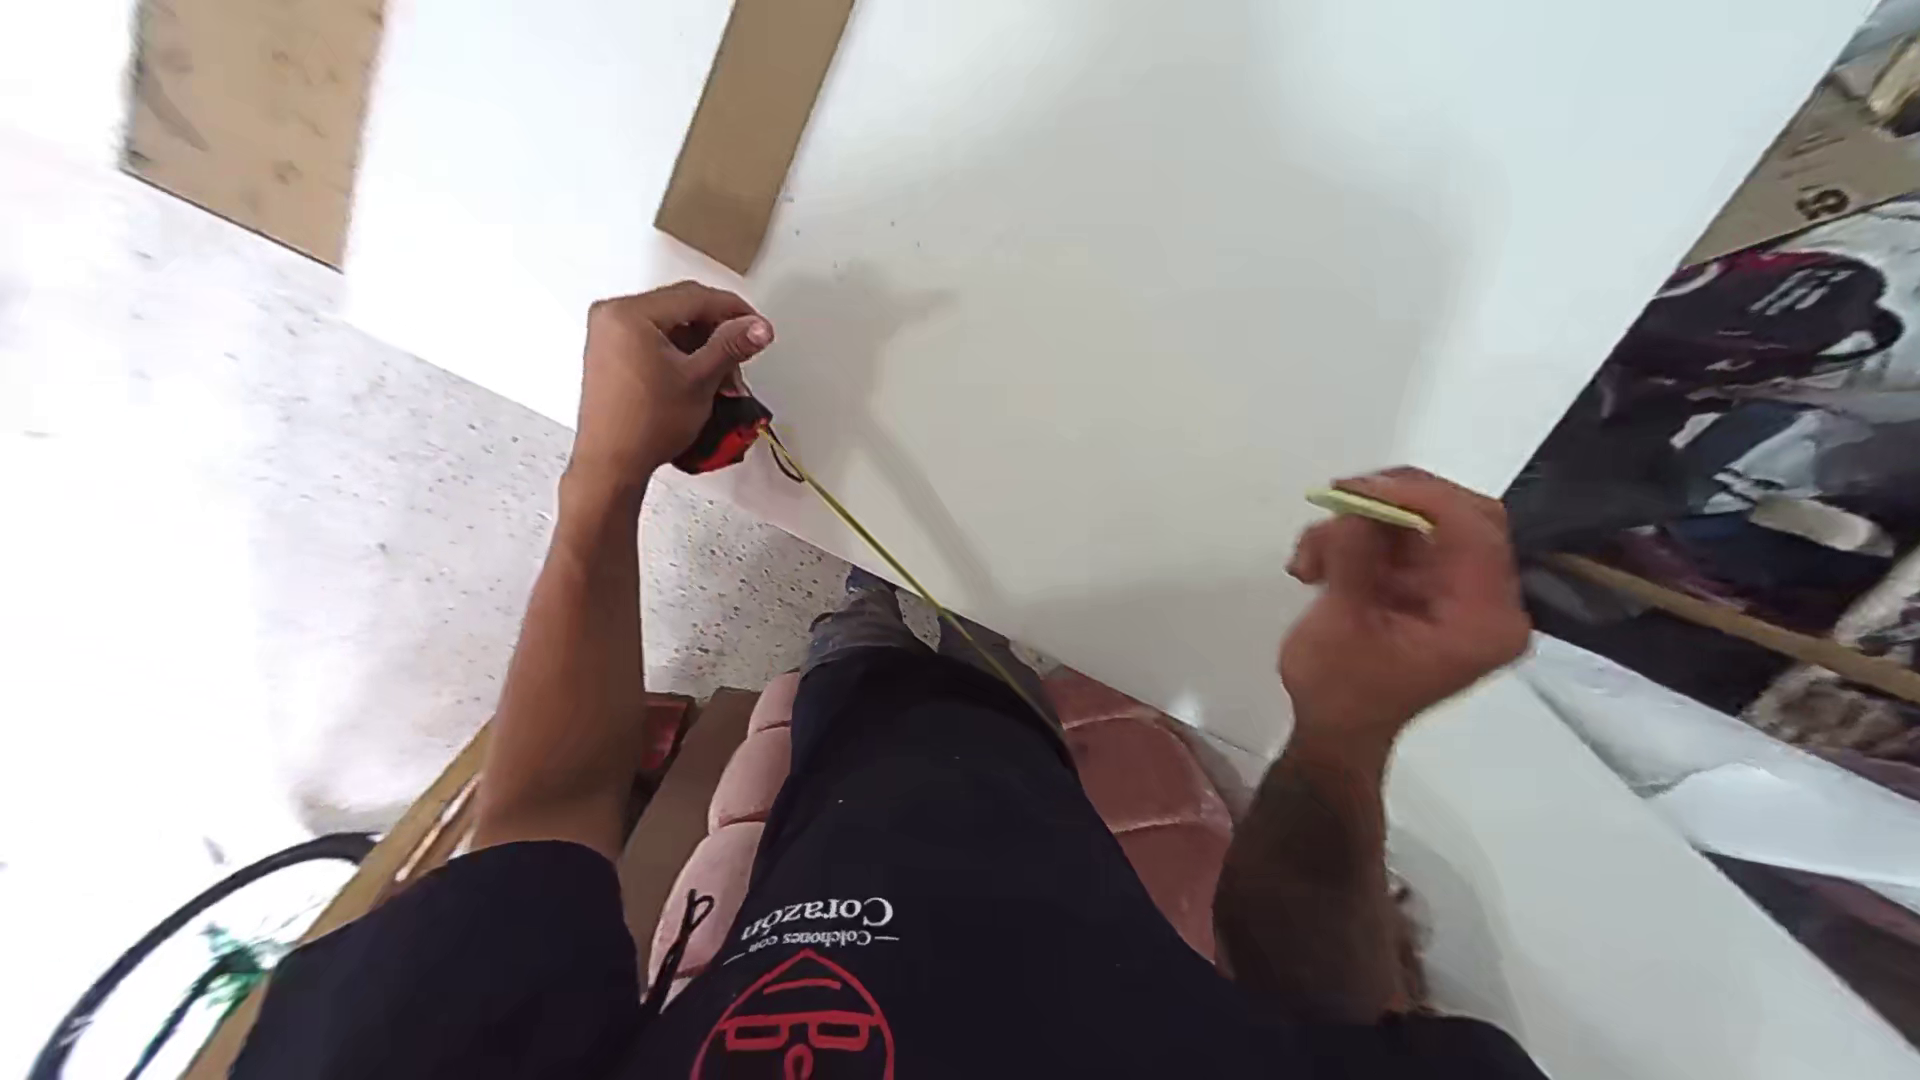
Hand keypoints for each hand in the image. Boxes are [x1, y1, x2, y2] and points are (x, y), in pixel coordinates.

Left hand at [567, 281, 774, 493]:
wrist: (613, 461)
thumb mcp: (700, 379)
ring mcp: (610, 336)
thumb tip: (759, 327)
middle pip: (682, 309)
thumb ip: (731, 346)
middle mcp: (613, 316)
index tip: (758, 326)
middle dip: (719, 333)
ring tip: (725, 378)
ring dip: (704, 348)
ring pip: (672, 327)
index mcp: (629, 313)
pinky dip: (684, 356)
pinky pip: (656, 341)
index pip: (694, 297)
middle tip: (744, 354)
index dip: (734, 310)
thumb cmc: (646, 424)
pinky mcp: (613, 355)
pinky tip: (703, 378)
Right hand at [1279, 467, 1529, 749]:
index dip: (1417, 497)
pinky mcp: (1424, 591)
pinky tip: (1315, 567)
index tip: (1353, 489)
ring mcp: (1454, 593)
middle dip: (1389, 502)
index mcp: (1482, 617)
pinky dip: (1354, 543)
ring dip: (1357, 528)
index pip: (1473, 530)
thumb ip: (1353, 560)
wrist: (1334, 732)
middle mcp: (1483, 599)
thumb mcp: (1339, 624)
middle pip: (1454, 516)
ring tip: (1307, 563)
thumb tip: (1355, 507)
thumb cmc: (1338, 691)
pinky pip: (1397, 544)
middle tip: (1334, 498)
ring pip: (1417, 525)